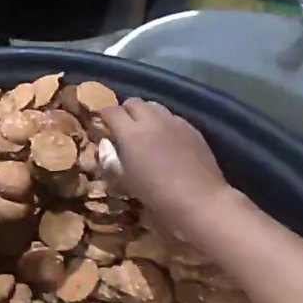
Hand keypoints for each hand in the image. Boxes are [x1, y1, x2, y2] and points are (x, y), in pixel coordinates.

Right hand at [101, 97, 235, 233]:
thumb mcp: (125, 179)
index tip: (103, 127)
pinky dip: (163, 122)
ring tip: (146, 131)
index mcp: (131, 133)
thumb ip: (112, 157)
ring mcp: (174, 122)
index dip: (104, 117)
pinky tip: (167, 140)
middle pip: (133, 102)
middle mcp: (152, 120)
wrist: (199, 200)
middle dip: (125, 111)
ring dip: (145, 114)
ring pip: (154, 105)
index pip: (111, 111)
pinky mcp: (192, 128)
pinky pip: (172, 117)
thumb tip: (108, 145)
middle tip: (123, 128)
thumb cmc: (156, 194)